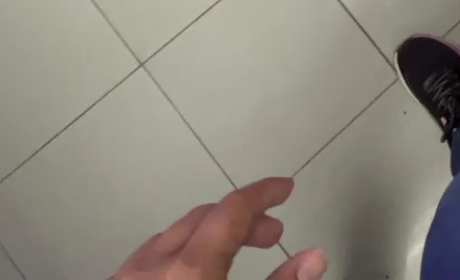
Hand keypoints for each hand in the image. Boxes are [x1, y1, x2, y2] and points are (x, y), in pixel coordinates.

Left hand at [113, 177, 326, 279]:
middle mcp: (148, 270)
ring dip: (206, 236)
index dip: (263, 193)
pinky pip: (144, 263)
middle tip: (272, 235)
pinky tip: (185, 275)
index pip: (231, 210)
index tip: (286, 188)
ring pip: (167, 240)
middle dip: (240, 219)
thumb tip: (315, 256)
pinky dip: (175, 256)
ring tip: (231, 254)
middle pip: (200, 219)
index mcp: (187, 272)